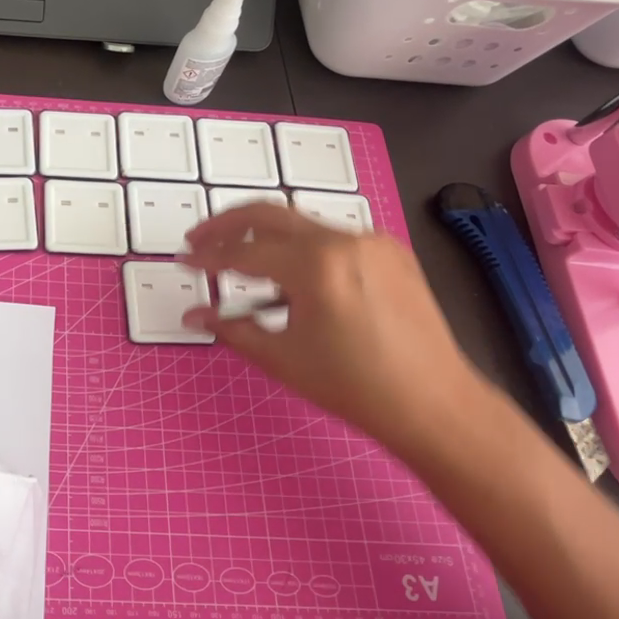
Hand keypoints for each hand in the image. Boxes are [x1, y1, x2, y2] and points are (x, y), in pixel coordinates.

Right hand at [180, 203, 486, 448]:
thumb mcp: (282, 358)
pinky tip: (292, 278)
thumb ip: (232, 328)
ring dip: (267, 236)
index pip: (244, 251)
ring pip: (303, 224)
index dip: (208, 256)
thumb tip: (193, 315)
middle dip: (228, 224)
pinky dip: (303, 249)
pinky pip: (333, 239)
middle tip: (200, 238)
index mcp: (315, 266)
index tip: (184, 259)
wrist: (434, 404)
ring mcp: (372, 242)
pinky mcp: (391, 252)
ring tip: (242, 261)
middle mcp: (344, 241)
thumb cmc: (353, 387)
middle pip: (270, 214)